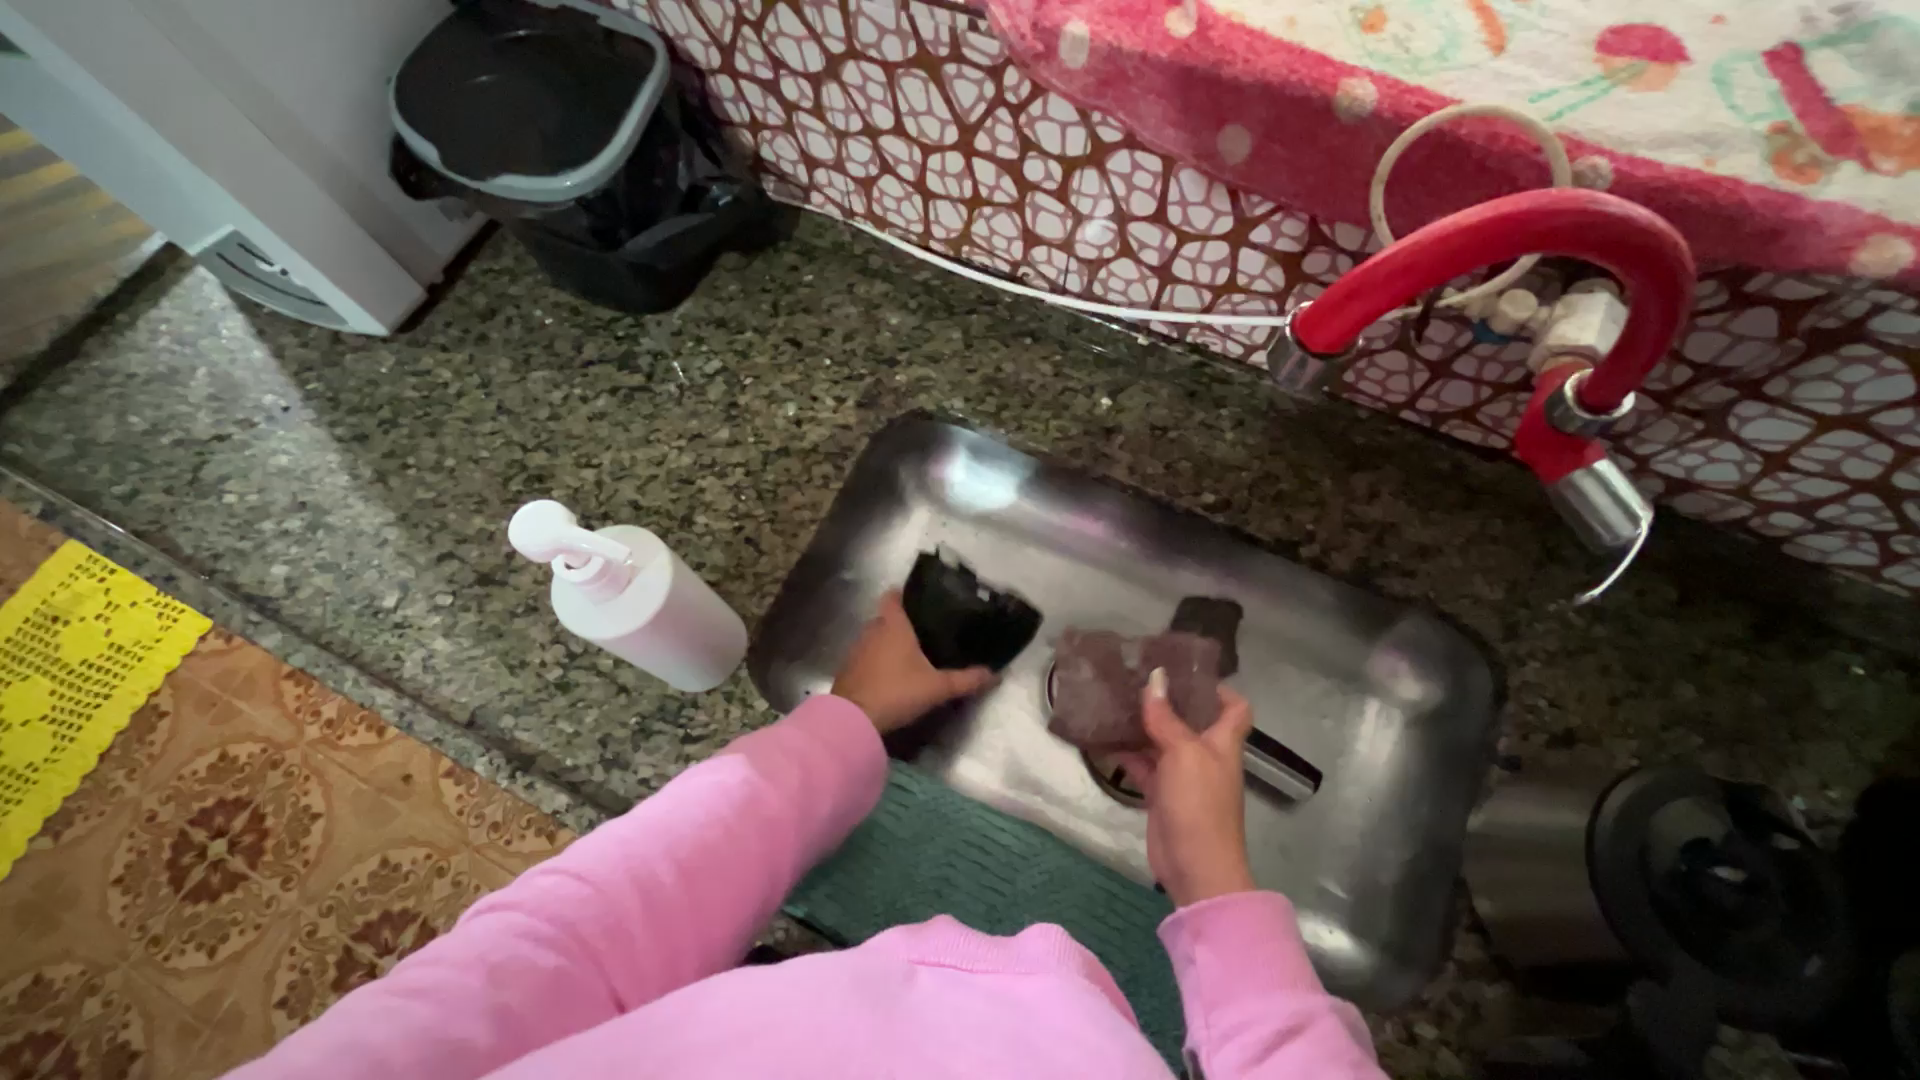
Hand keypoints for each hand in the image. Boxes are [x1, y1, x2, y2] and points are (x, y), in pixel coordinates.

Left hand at [830, 590, 995, 733]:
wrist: (853, 720)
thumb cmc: (897, 692)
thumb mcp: (937, 688)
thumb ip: (966, 680)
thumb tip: (995, 674)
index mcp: (893, 626)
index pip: (892, 596)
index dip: (902, 594)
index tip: (918, 599)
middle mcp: (872, 631)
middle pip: (885, 617)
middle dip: (900, 623)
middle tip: (923, 631)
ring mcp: (856, 650)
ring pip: (874, 638)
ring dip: (887, 643)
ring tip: (909, 653)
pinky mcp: (848, 670)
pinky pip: (865, 657)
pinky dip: (876, 661)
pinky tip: (890, 674)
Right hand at [1114, 670, 1257, 906]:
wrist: (1195, 866)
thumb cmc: (1199, 803)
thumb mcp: (1183, 753)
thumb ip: (1166, 717)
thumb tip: (1155, 677)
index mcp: (1223, 742)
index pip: (1234, 709)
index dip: (1219, 689)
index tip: (1188, 673)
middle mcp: (1205, 756)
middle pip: (1191, 721)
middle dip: (1168, 701)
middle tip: (1137, 677)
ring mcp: (1182, 777)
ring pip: (1162, 742)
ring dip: (1142, 725)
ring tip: (1114, 700)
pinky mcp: (1161, 796)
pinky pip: (1143, 766)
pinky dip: (1127, 754)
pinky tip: (1103, 739)